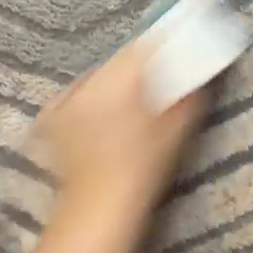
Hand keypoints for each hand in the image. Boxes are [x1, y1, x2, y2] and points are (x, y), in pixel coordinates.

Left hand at [36, 43, 209, 208]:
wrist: (98, 209)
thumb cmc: (142, 171)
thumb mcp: (175, 132)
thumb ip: (189, 98)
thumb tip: (200, 77)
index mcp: (121, 80)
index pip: (145, 46)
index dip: (164, 44)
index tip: (178, 46)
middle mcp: (90, 81)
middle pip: (120, 58)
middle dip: (139, 61)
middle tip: (158, 69)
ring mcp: (67, 97)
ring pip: (98, 74)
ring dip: (115, 77)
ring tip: (130, 92)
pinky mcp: (53, 115)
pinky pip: (75, 93)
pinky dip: (89, 95)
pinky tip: (99, 107)